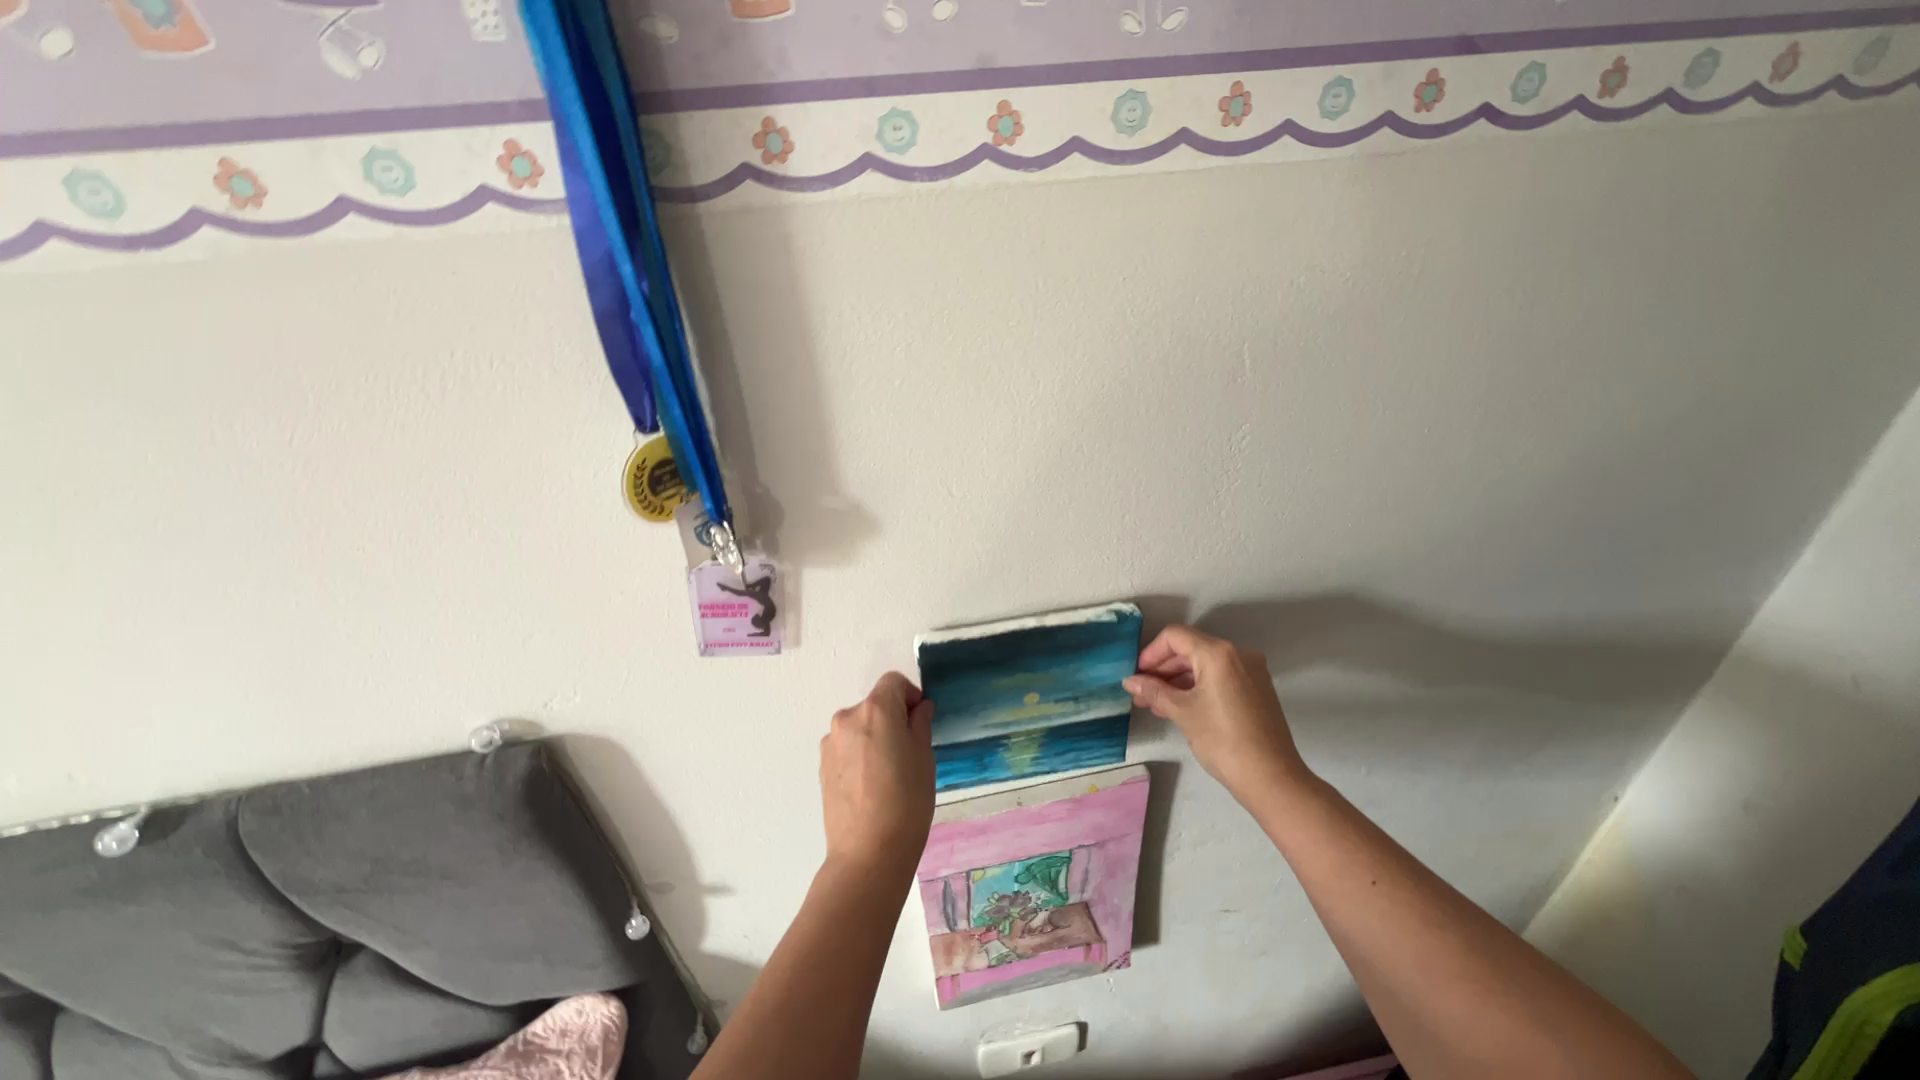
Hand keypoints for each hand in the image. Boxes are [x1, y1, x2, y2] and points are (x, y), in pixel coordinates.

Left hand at [819, 672, 935, 877]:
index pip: (894, 682)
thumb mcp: (924, 758)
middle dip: (892, 719)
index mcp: (876, 710)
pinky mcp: (822, 765)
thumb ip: (920, 725)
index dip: (911, 696)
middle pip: (875, 705)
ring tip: (888, 774)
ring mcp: (830, 743)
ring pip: (859, 727)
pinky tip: (870, 786)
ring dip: (874, 737)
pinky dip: (860, 755)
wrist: (868, 852)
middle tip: (909, 752)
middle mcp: (847, 718)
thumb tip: (918, 709)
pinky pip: (847, 747)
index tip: (920, 721)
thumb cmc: (907, 802)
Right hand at [1124, 625, 1309, 798]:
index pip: (1175, 636)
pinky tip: (1179, 708)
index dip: (1150, 653)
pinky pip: (1219, 678)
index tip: (1137, 676)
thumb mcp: (1182, 713)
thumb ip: (1154, 691)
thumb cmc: (1222, 740)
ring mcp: (1250, 672)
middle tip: (1141, 694)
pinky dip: (1197, 688)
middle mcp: (1238, 654)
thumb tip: (1129, 681)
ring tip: (1156, 705)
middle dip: (1162, 670)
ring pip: (1204, 665)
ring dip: (1178, 681)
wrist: (1270, 777)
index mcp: (1219, 653)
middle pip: (1190, 649)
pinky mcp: (1256, 689)